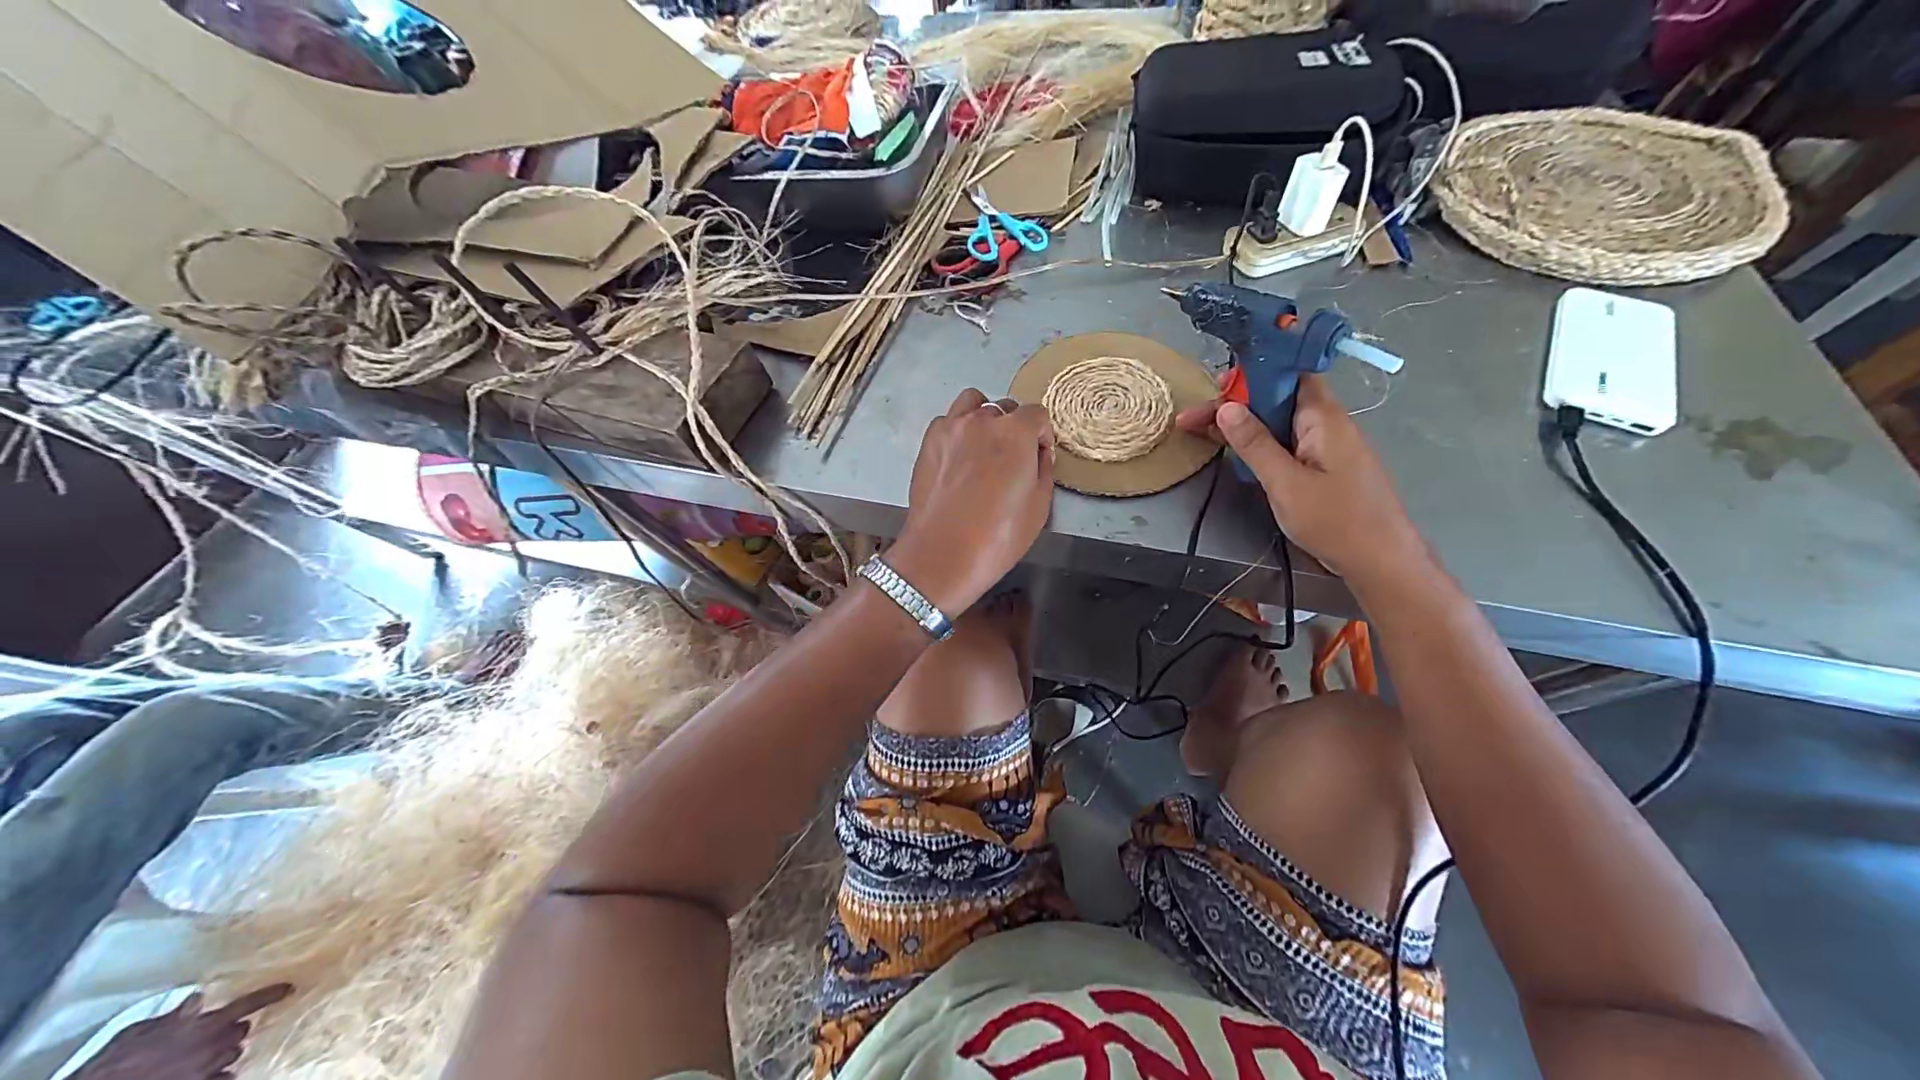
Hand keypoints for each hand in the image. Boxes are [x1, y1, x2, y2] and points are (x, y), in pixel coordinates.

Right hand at [72, 984, 292, 1079]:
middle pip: (241, 1032)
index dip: (272, 994)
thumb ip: (175, 1015)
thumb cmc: (113, 1064)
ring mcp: (207, 1071)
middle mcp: (213, 1046)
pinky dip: (222, 1076)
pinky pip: (225, 1079)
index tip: (290, 987)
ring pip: (234, 1055)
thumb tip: (198, 1000)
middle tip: (216, 1033)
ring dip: (226, 1053)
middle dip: (233, 1030)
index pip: (250, 1003)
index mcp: (205, 1026)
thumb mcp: (140, 1031)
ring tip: (206, 1055)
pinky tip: (213, 1074)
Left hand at [885, 389, 1054, 614]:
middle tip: (1013, 458)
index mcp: (1015, 433)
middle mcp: (982, 422)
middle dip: (1014, 427)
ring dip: (984, 418)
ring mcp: (950, 429)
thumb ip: (1043, 470)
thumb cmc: (995, 537)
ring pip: (973, 404)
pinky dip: (958, 431)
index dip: (1042, 435)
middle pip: (1005, 408)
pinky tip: (961, 458)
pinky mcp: (928, 443)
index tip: (1039, 454)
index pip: (1036, 414)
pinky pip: (947, 422)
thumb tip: (1039, 455)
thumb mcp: (1039, 507)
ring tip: (985, 447)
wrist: (942, 554)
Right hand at [1174, 375, 1431, 590]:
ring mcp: (1327, 445)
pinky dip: (1259, 444)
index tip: (1214, 390)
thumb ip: (1254, 444)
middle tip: (1193, 419)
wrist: (1381, 561)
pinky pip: (1287, 443)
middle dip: (1235, 404)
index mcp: (1323, 417)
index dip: (1249, 376)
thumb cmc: (1335, 521)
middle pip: (1277, 398)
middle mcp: (1328, 423)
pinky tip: (1236, 453)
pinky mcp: (1324, 466)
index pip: (1287, 375)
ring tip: (1202, 432)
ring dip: (1243, 425)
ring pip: (1279, 422)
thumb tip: (1226, 407)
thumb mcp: (1285, 483)